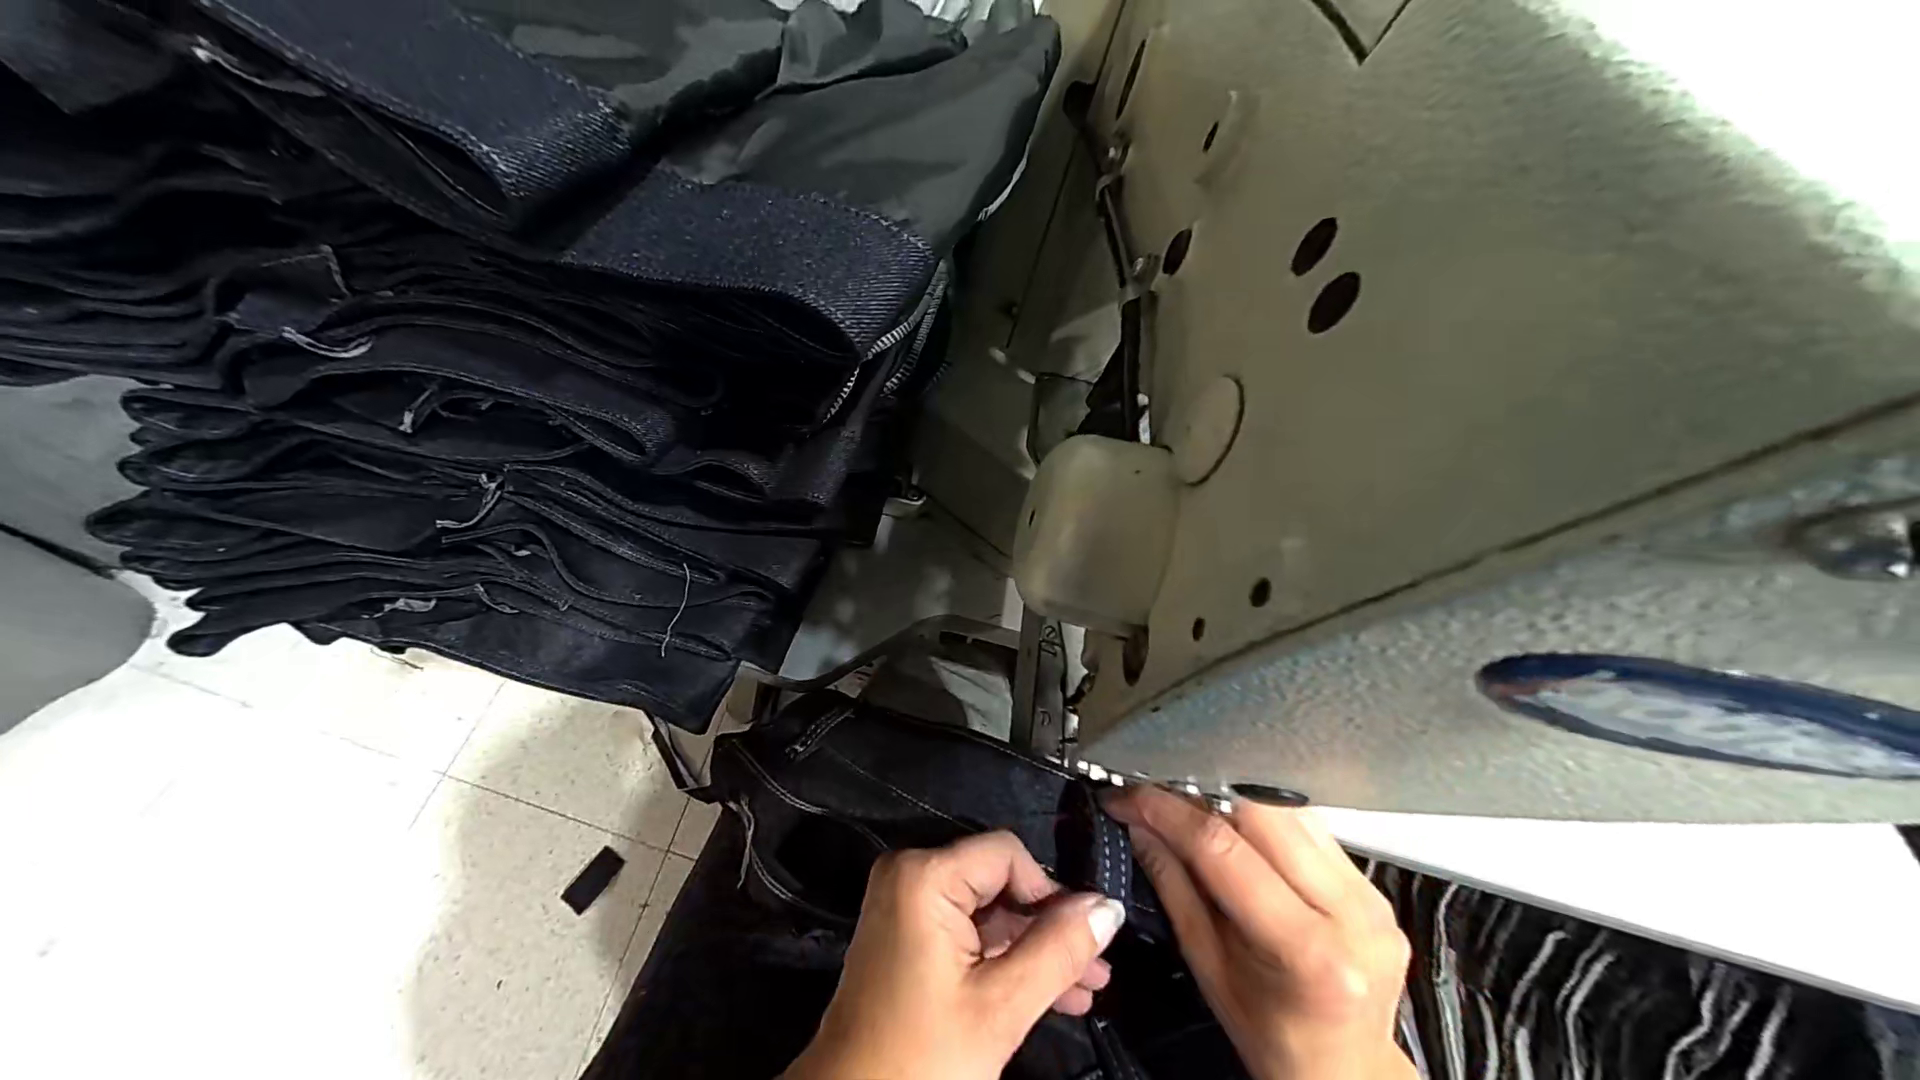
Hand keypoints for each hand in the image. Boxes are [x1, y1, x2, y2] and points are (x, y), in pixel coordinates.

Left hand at [784, 831, 1126, 1079]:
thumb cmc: (921, 1059)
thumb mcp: (1000, 1006)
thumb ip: (1058, 949)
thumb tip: (1108, 908)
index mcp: (924, 876)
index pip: (1007, 854)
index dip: (1050, 891)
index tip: (1086, 935)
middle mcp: (910, 875)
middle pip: (999, 882)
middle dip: (1049, 927)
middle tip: (1096, 966)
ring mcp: (906, 904)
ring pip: (988, 910)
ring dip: (1035, 948)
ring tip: (1085, 986)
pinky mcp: (907, 934)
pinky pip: (967, 930)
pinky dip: (1004, 957)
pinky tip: (1049, 991)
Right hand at [1104, 788, 1414, 1079]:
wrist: (1347, 1071)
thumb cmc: (1271, 1035)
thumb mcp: (1206, 965)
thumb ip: (1171, 884)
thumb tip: (1136, 822)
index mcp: (1308, 952)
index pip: (1222, 848)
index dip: (1164, 811)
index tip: (1126, 797)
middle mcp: (1351, 914)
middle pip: (1259, 811)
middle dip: (1195, 792)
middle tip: (1153, 795)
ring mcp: (1370, 896)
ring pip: (1284, 807)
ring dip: (1227, 797)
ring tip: (1188, 807)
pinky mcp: (1374, 886)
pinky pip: (1307, 825)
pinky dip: (1261, 815)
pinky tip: (1234, 825)